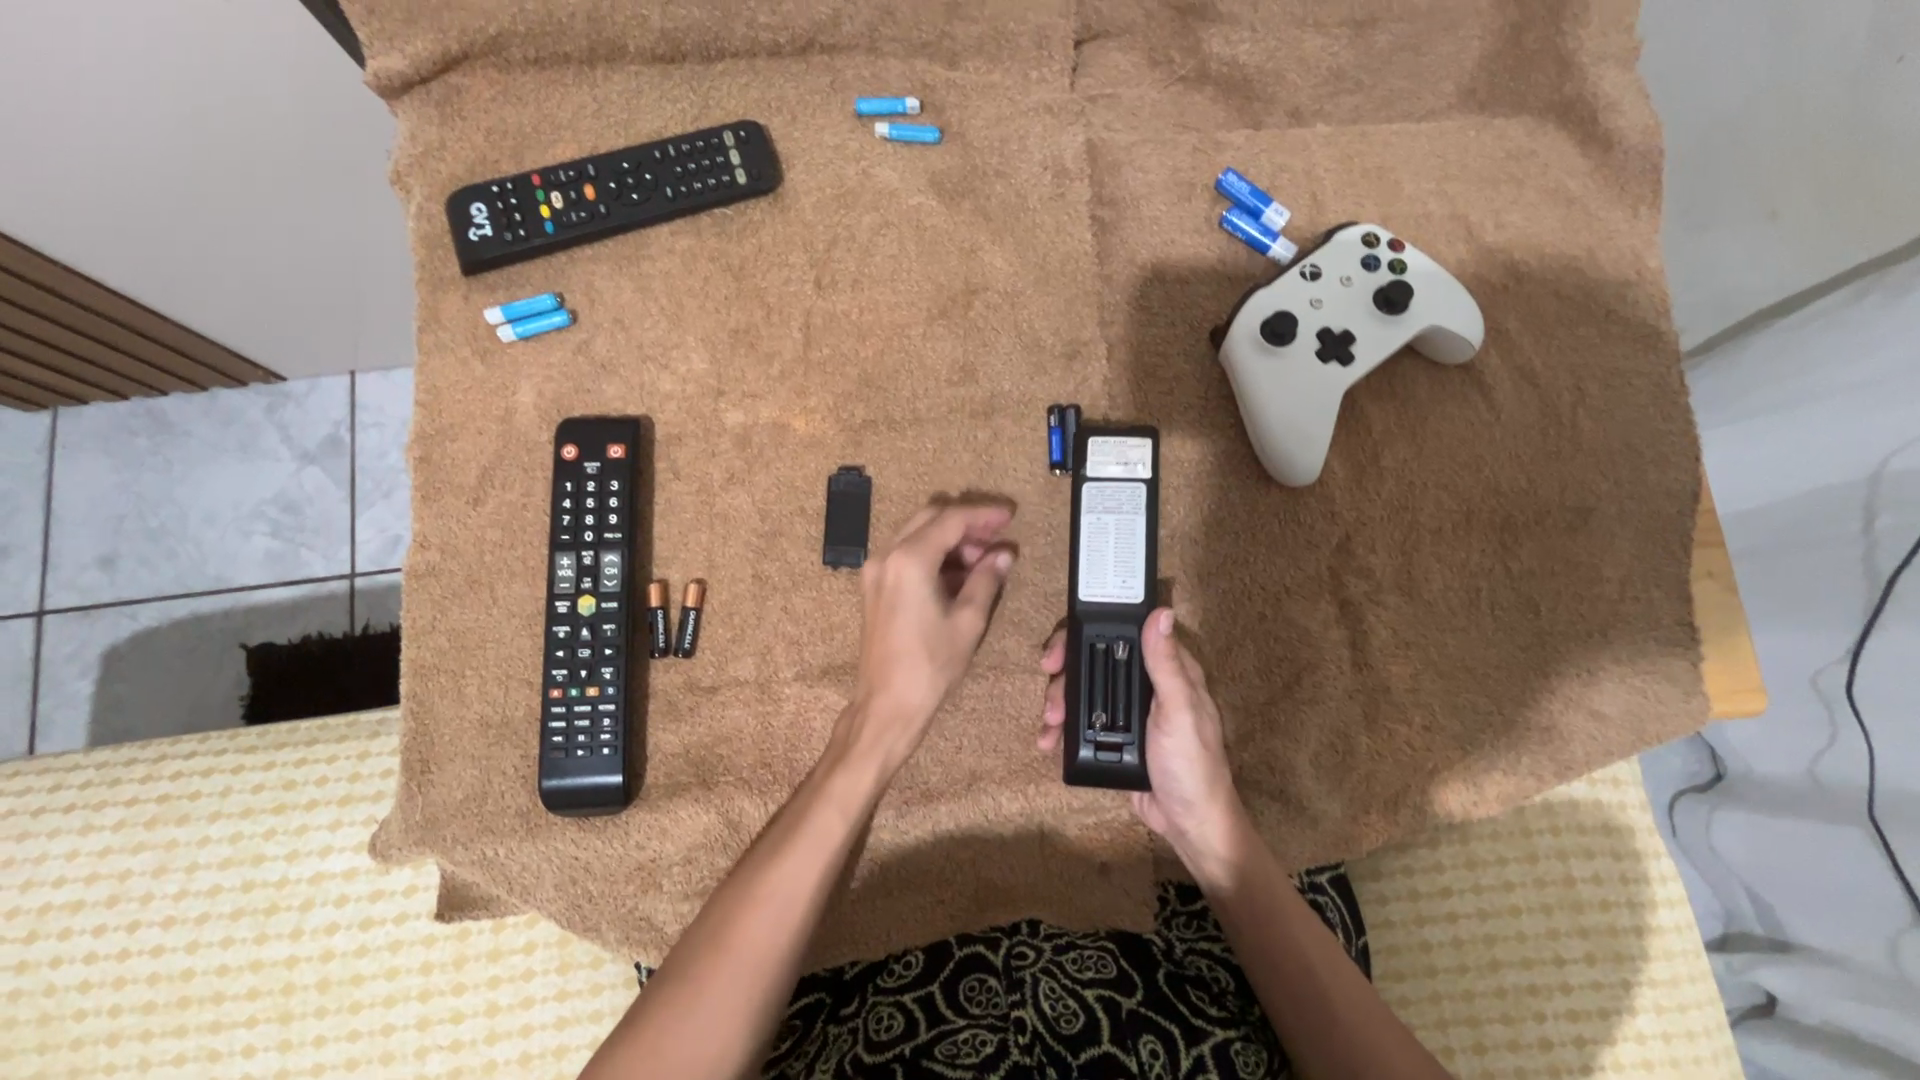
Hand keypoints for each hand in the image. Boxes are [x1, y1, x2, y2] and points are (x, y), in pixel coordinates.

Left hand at [839, 498, 1017, 774]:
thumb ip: (986, 579)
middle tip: (997, 537)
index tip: (1009, 516)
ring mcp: (875, 572)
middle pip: (930, 518)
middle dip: (966, 524)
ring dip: (949, 540)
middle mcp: (886, 557)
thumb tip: (1003, 555)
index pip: (951, 519)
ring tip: (983, 560)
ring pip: (916, 535)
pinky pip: (905, 556)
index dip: (983, 514)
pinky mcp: (874, 589)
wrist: (886, 704)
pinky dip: (932, 556)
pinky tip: (959, 575)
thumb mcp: (968, 621)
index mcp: (909, 561)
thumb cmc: (929, 667)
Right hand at [1038, 608, 1250, 884]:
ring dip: (1059, 701)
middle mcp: (1146, 684)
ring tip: (1049, 724)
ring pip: (1083, 690)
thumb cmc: (1192, 764)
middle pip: (1094, 660)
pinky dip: (1062, 728)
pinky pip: (1081, 722)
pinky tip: (1050, 741)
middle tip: (1047, 683)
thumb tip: (1161, 612)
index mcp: (1169, 670)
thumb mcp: (1179, 711)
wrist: (1188, 824)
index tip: (1061, 649)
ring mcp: (1127, 711)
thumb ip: (1165, 664)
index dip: (1087, 632)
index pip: (1124, 634)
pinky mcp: (1113, 737)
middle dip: (1065, 671)